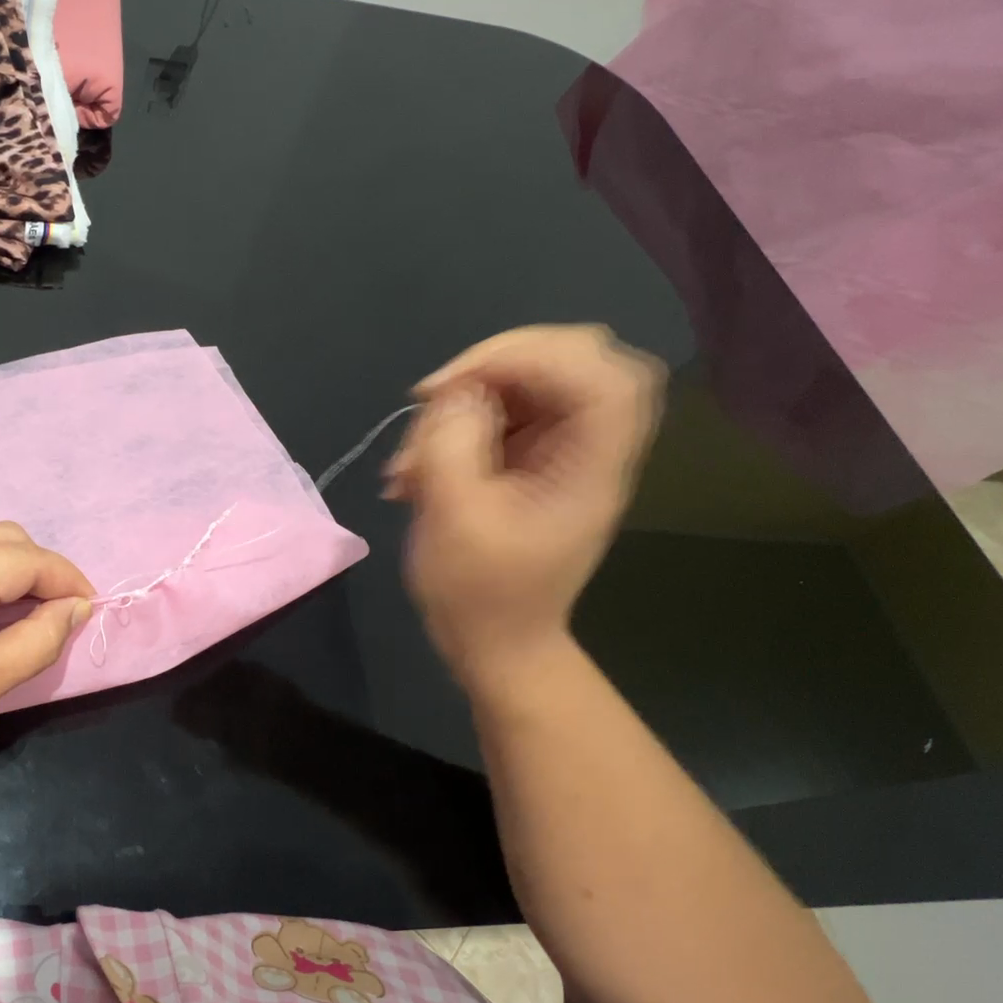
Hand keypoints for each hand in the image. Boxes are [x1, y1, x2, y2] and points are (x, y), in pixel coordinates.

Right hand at [383, 325, 663, 675]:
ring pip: (522, 386)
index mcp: (591, 463)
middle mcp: (588, 447)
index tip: (453, 386)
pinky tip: (414, 471)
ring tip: (410, 461)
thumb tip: (454, 394)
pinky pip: (497, 418)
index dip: (525, 355)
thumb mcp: (455, 519)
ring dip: (457, 409)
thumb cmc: (480, 595)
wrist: (496, 647)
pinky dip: (451, 433)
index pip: (593, 371)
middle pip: (568, 360)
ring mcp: (560, 452)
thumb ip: (453, 443)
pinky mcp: (531, 463)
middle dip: (491, 367)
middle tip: (434, 399)